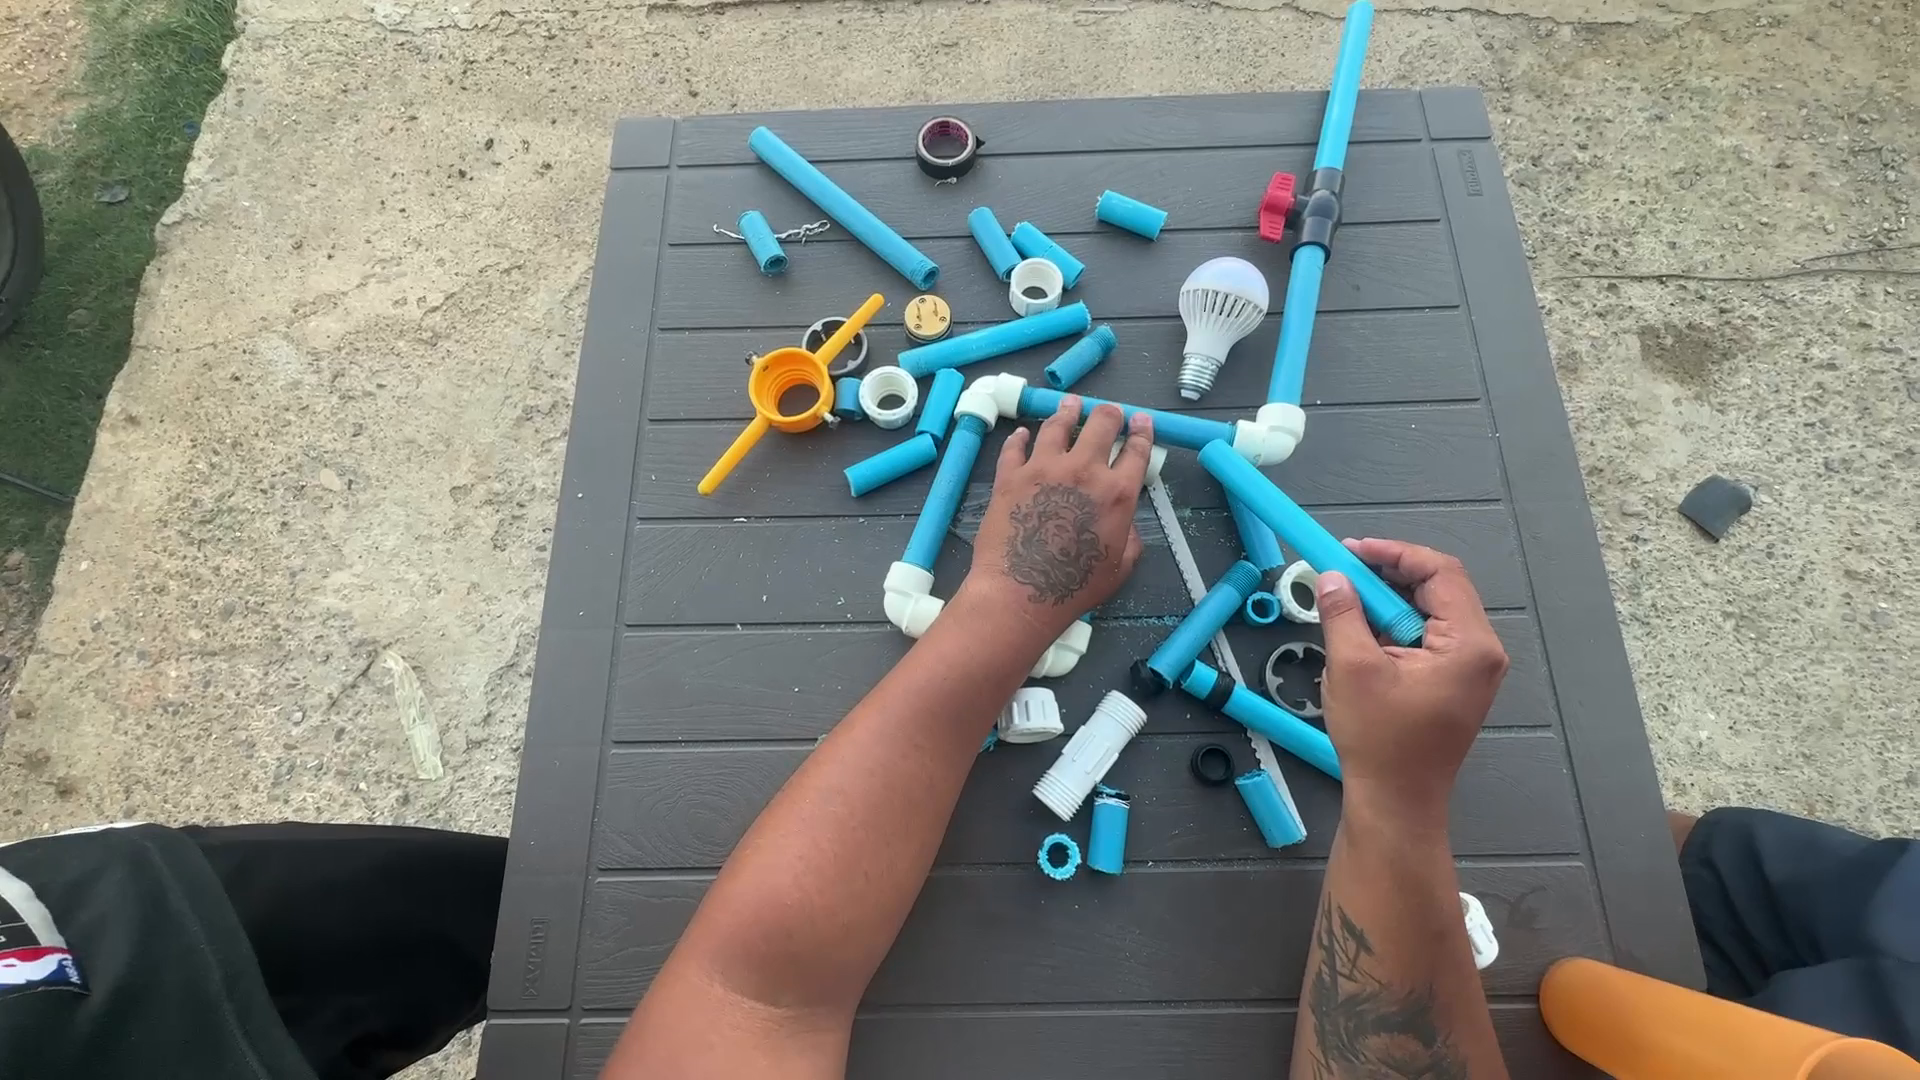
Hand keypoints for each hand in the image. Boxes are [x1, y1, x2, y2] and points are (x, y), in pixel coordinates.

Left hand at [961, 396, 1153, 643]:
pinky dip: (1020, 437)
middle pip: (1100, 425)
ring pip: (1058, 426)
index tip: (1141, 422)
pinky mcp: (1010, 476)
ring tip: (1070, 404)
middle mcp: (1083, 470)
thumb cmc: (1074, 587)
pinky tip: (1022, 432)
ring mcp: (1043, 468)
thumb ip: (1129, 539)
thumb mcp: (1119, 568)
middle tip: (1109, 410)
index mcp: (1116, 493)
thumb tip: (1125, 523)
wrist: (1020, 590)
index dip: (1141, 432)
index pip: (1135, 450)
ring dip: (1067, 411)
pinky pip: (1015, 447)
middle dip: (1109, 414)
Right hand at [1316, 538, 1508, 826]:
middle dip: (1388, 572)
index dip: (1394, 553)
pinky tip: (1359, 628)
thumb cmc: (1379, 737)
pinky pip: (1423, 635)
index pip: (1440, 573)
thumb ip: (1343, 614)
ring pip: (1428, 611)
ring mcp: (1468, 668)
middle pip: (1438, 588)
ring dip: (1386, 598)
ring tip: (1344, 596)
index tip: (1350, 550)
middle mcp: (1479, 650)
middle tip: (1342, 569)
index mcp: (1469, 644)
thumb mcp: (1352, 668)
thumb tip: (1333, 576)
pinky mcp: (1450, 682)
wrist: (1395, 798)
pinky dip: (1391, 623)